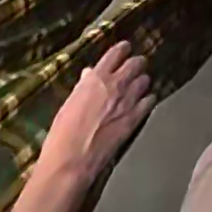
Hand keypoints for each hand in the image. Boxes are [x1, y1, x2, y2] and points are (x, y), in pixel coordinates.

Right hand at [36, 42, 155, 188]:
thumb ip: (83, 86)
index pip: (117, 51)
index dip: (123, 48)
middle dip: (137, 64)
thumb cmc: (62, 134)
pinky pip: (149, 101)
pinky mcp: (134, 118)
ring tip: (139, 86)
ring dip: (141, 82)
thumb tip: (89, 74)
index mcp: (97, 77)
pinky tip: (145, 103)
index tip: (125, 49)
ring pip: (145, 80)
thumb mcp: (69, 104)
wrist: (70, 162)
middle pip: (136, 62)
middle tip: (135, 67)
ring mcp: (127, 100)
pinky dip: (148, 100)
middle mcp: (116, 83)